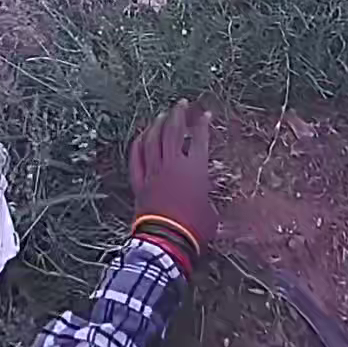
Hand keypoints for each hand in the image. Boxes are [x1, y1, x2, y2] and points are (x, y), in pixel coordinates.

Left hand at [129, 100, 219, 248]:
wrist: (166, 242)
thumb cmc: (194, 229)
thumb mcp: (211, 212)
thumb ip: (206, 197)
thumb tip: (204, 196)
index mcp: (194, 170)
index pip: (199, 140)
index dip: (202, 125)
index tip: (204, 114)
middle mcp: (172, 165)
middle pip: (173, 133)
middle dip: (178, 115)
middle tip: (181, 104)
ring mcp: (153, 172)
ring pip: (153, 141)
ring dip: (157, 125)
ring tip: (162, 115)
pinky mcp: (139, 182)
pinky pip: (136, 158)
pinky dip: (139, 144)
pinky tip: (141, 136)